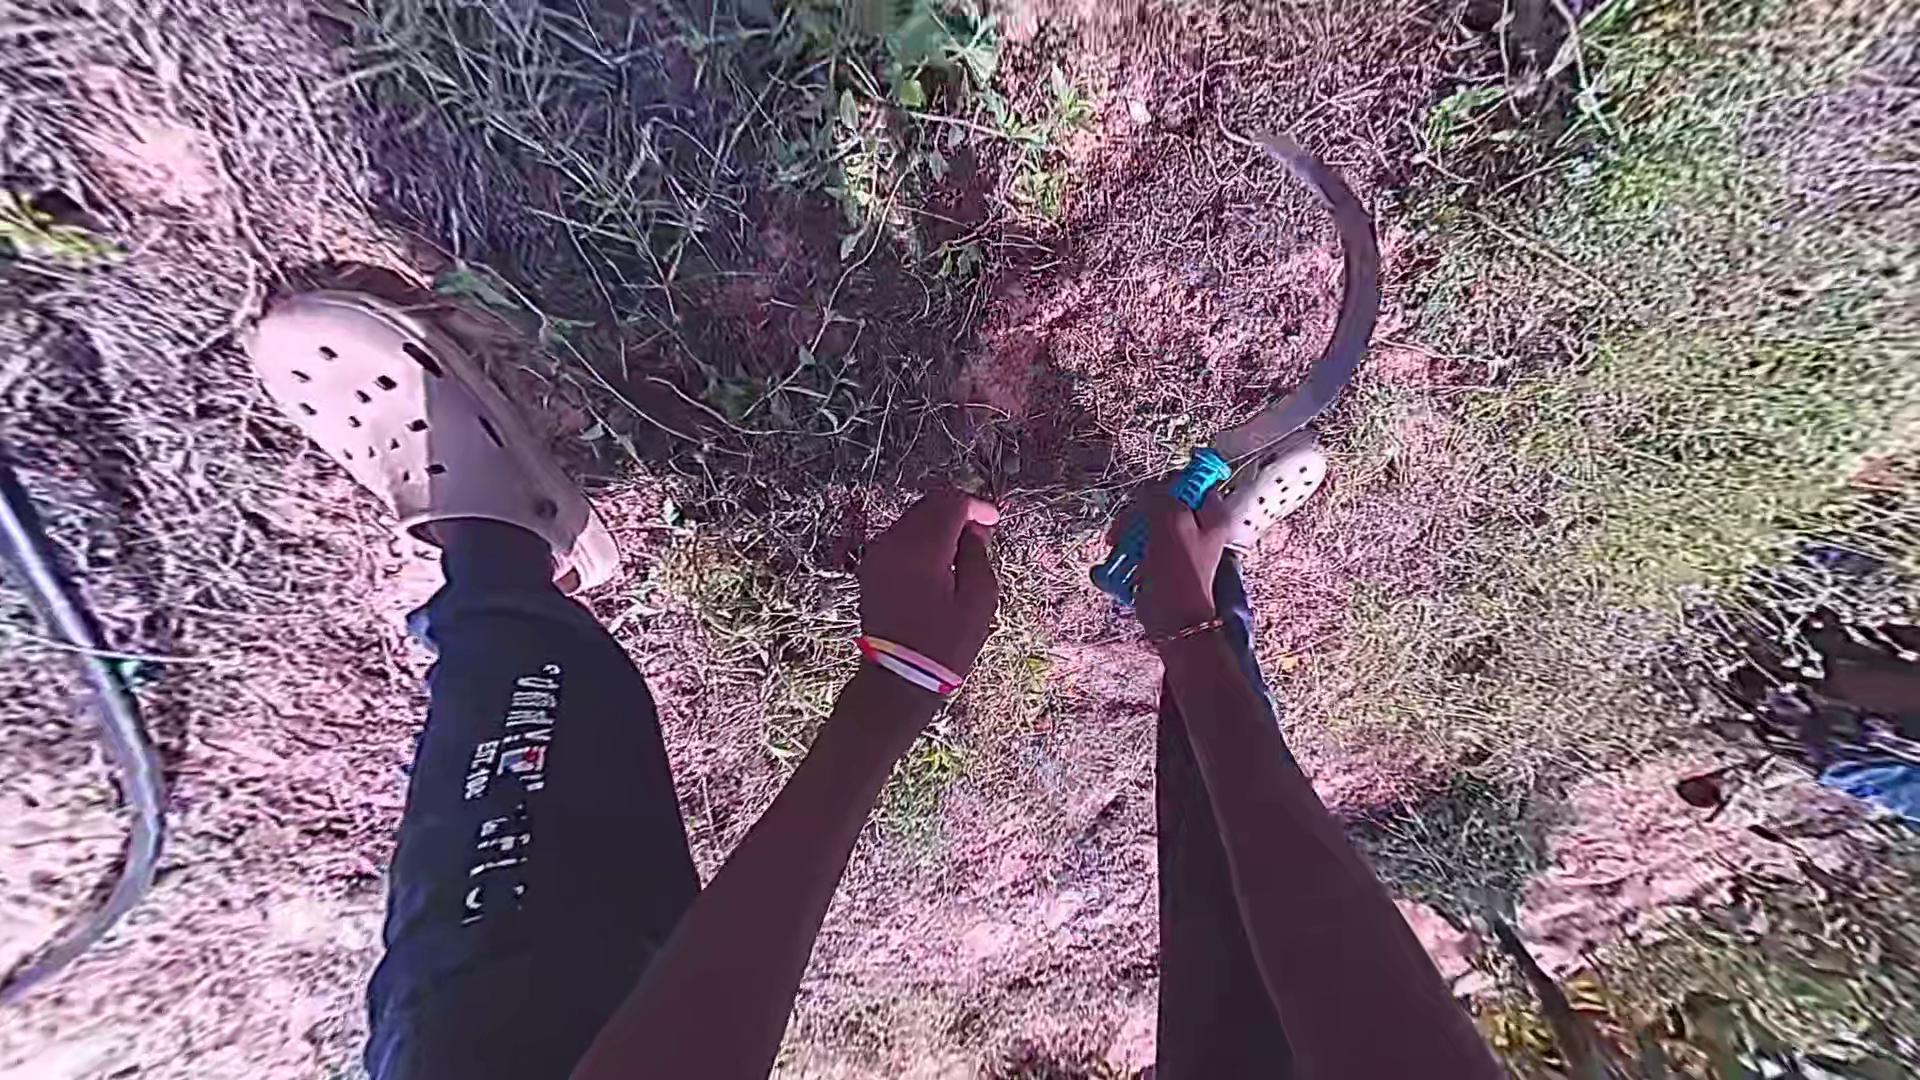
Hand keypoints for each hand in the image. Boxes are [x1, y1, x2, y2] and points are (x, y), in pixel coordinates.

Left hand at [858, 491, 1000, 675]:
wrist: (899, 679)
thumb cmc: (945, 645)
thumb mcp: (978, 599)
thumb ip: (977, 554)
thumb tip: (974, 530)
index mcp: (921, 549)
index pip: (950, 504)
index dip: (975, 505)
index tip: (993, 518)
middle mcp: (893, 544)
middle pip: (928, 506)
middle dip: (957, 511)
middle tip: (980, 532)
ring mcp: (877, 556)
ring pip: (913, 520)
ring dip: (939, 525)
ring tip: (961, 551)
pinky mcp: (871, 569)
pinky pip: (900, 539)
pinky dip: (922, 540)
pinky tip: (939, 562)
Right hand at [1129, 489, 1230, 638]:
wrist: (1171, 618)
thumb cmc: (1178, 573)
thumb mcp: (1171, 524)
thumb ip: (1160, 498)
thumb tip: (1148, 490)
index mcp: (1212, 516)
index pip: (1193, 483)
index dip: (1169, 485)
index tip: (1150, 497)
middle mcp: (1198, 527)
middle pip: (1163, 502)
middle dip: (1140, 511)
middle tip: (1127, 525)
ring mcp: (1178, 544)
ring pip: (1147, 521)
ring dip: (1129, 529)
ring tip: (1117, 543)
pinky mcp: (1160, 560)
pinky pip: (1140, 542)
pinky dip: (1128, 545)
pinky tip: (1118, 553)